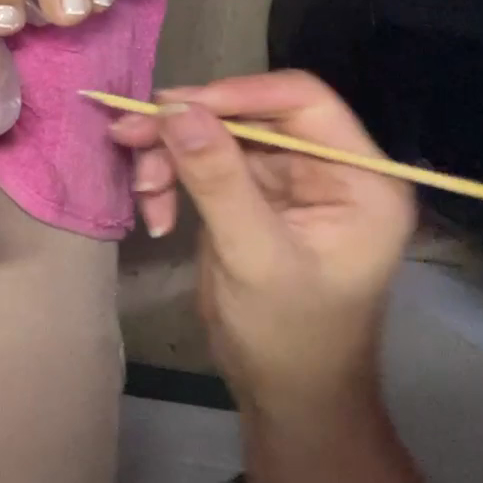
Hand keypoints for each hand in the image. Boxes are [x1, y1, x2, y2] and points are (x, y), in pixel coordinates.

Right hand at [108, 72, 415, 408]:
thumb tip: (174, 108)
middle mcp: (323, 169)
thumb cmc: (291, 331)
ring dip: (166, 156)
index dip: (237, 93)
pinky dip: (166, 179)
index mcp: (357, 179)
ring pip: (210, 135)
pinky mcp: (244, 196)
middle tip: (126, 137)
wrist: (283, 388)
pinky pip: (196, 163)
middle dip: (184, 129)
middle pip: (244, 114)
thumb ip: (217, 178)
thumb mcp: (253, 254)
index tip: (172, 109)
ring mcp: (281, 183)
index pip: (301, 100)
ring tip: (141, 190)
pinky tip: (154, 212)